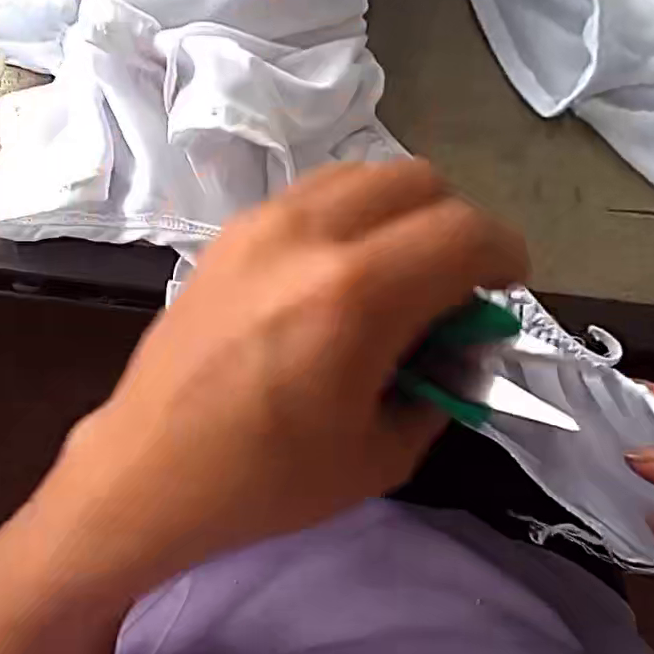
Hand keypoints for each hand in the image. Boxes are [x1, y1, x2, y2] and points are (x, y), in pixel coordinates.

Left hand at [0, 160, 526, 653]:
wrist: (145, 473)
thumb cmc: (267, 480)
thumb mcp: (384, 452)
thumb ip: (443, 383)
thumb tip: (465, 341)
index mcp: (357, 296)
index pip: (467, 233)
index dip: (507, 253)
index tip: (508, 285)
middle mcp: (313, 235)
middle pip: (425, 182)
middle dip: (460, 227)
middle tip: (454, 284)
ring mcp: (266, 220)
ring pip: (373, 173)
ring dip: (408, 212)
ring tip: (400, 270)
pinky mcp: (236, 226)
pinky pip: (323, 189)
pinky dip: (359, 211)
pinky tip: (345, 265)